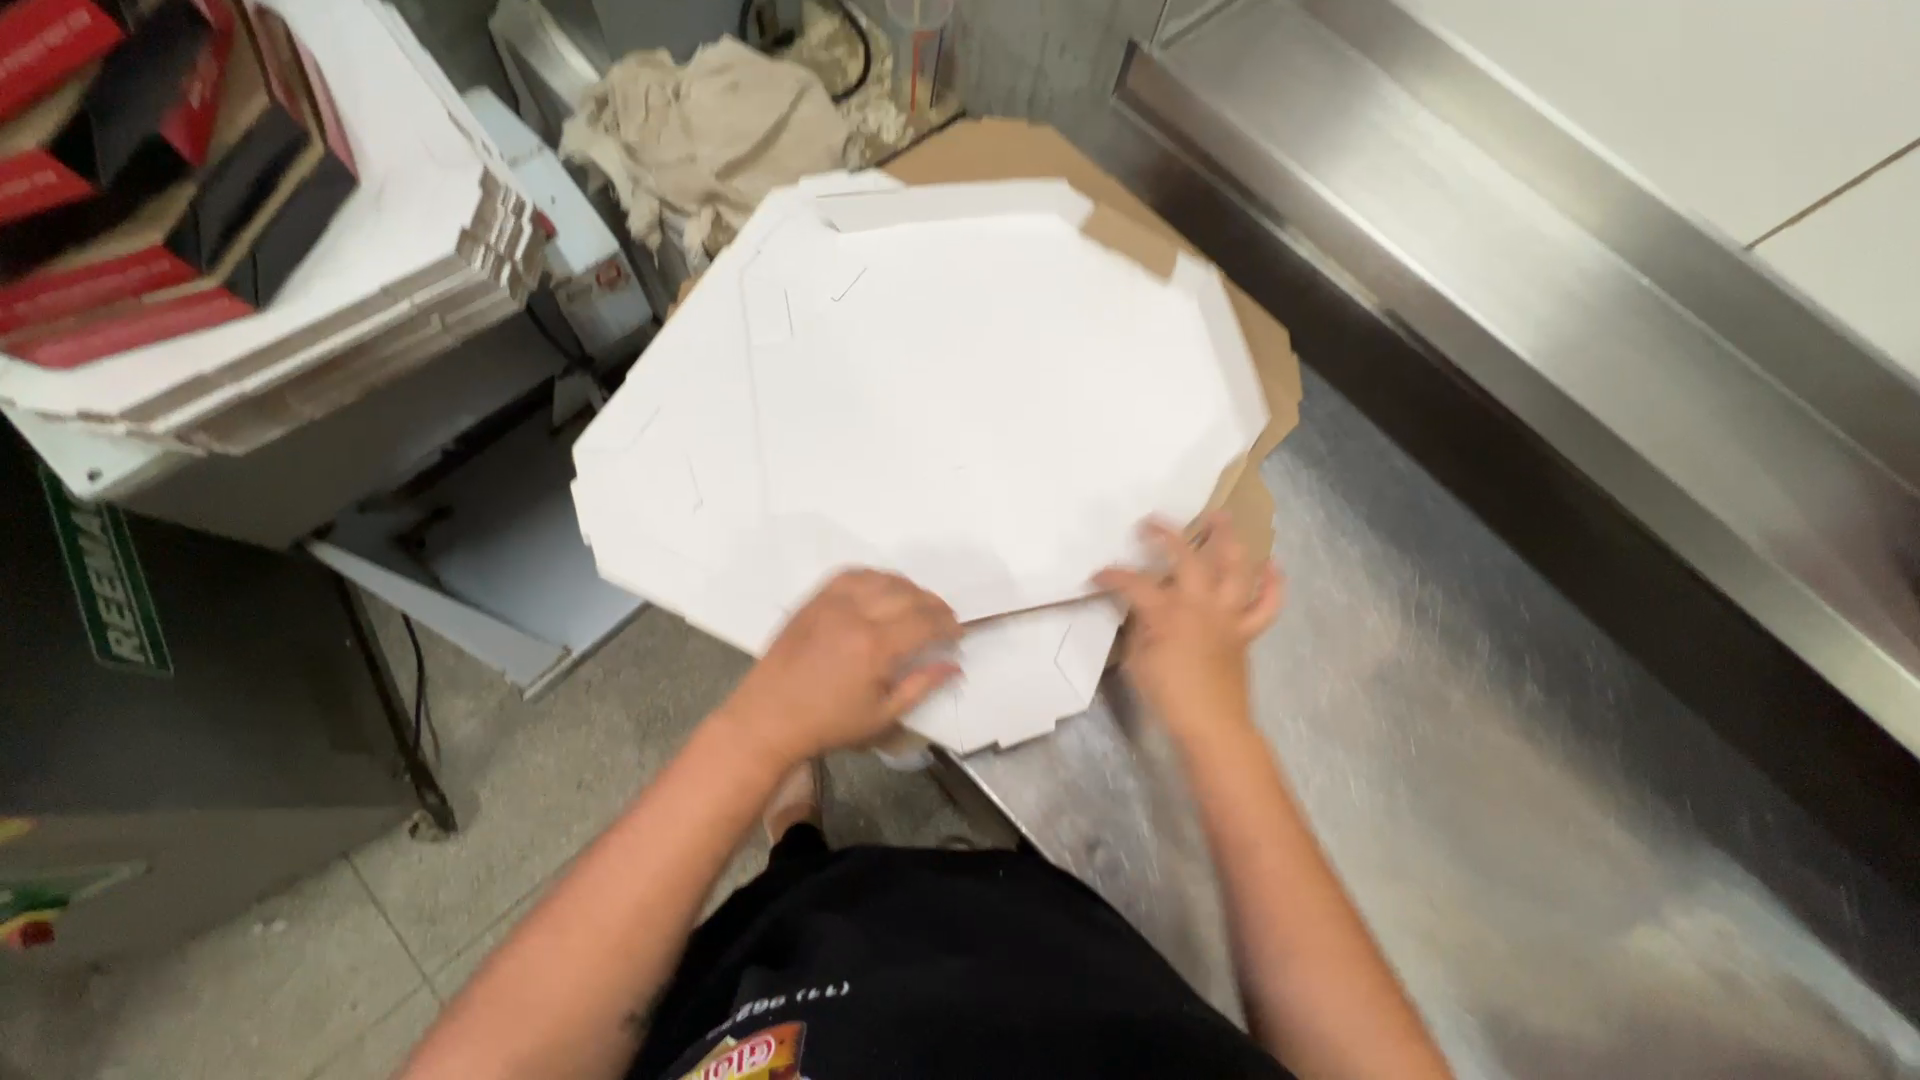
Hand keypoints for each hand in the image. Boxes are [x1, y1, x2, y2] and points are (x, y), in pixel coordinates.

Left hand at [715, 569, 961, 766]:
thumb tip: (953, 665)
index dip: (948, 624)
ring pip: (881, 578)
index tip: (958, 632)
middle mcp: (855, 615)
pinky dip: (873, 577)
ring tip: (916, 604)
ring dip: (906, 587)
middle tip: (943, 619)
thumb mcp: (882, 716)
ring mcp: (831, 603)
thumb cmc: (828, 724)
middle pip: (908, 594)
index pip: (925, 622)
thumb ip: (921, 686)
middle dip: (933, 604)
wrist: (768, 718)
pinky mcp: (813, 600)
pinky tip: (881, 590)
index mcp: (875, 647)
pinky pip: (850, 574)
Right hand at [1095, 513, 1283, 747]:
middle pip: (1187, 558)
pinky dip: (1272, 583)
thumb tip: (1143, 610)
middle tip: (1153, 521)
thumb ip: (1140, 627)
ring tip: (1222, 516)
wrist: (1212, 725)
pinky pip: (1266, 604)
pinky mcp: (1246, 630)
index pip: (1133, 583)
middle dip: (1168, 535)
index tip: (1098, 575)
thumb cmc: (1167, 696)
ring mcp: (1227, 615)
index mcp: (1167, 613)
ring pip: (1235, 568)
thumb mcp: (1137, 660)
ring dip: (1229, 539)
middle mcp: (1200, 604)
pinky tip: (1271, 565)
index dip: (1113, 576)